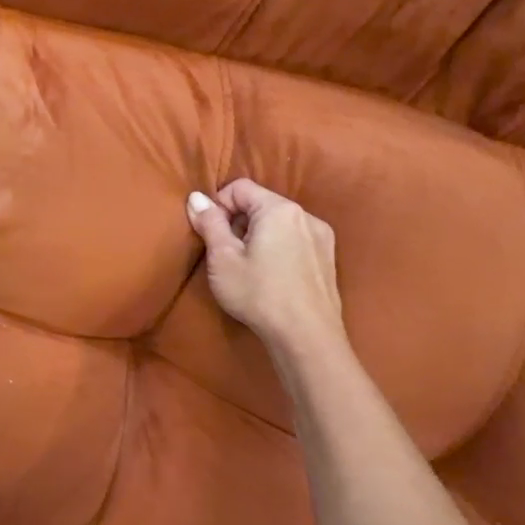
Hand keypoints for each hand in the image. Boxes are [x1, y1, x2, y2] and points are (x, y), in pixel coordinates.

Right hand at [186, 179, 343, 349]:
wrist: (307, 337)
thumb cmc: (258, 293)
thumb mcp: (222, 257)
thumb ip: (209, 222)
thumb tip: (196, 197)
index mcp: (280, 210)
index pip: (239, 187)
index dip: (218, 205)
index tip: (210, 233)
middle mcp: (306, 216)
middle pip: (260, 203)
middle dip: (237, 221)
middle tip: (226, 253)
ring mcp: (322, 237)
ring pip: (277, 222)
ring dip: (256, 234)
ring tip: (247, 266)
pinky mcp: (328, 258)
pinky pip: (294, 238)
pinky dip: (276, 246)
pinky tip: (270, 274)